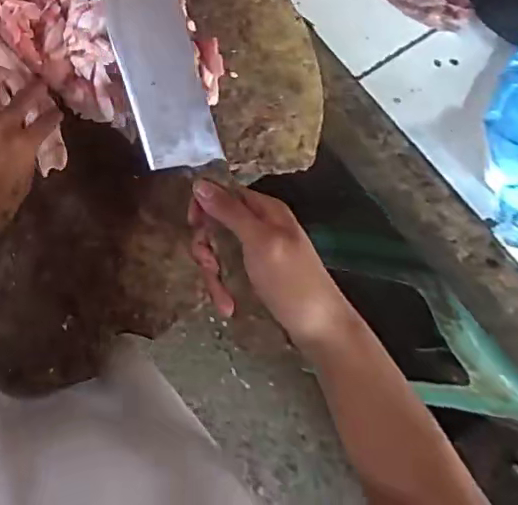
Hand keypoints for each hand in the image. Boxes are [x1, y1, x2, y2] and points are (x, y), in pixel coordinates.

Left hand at [0, 77, 61, 252]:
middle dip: (34, 86)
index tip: (58, 108)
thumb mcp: (23, 183)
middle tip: (38, 77)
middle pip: (23, 98)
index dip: (54, 114)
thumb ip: (26, 157)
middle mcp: (3, 127)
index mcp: (24, 144)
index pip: (46, 122)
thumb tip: (28, 144)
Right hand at [191, 181, 356, 355]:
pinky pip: (225, 271)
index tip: (194, 225)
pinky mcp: (253, 274)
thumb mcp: (260, 242)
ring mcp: (256, 251)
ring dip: (212, 273)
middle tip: (209, 266)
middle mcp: (259, 226)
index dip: (203, 205)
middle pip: (214, 223)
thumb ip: (229, 211)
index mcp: (265, 210)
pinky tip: (228, 304)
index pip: (222, 192)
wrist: (324, 335)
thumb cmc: (294, 283)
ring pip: (216, 249)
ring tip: (222, 296)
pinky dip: (222, 287)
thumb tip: (199, 182)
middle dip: (206, 246)